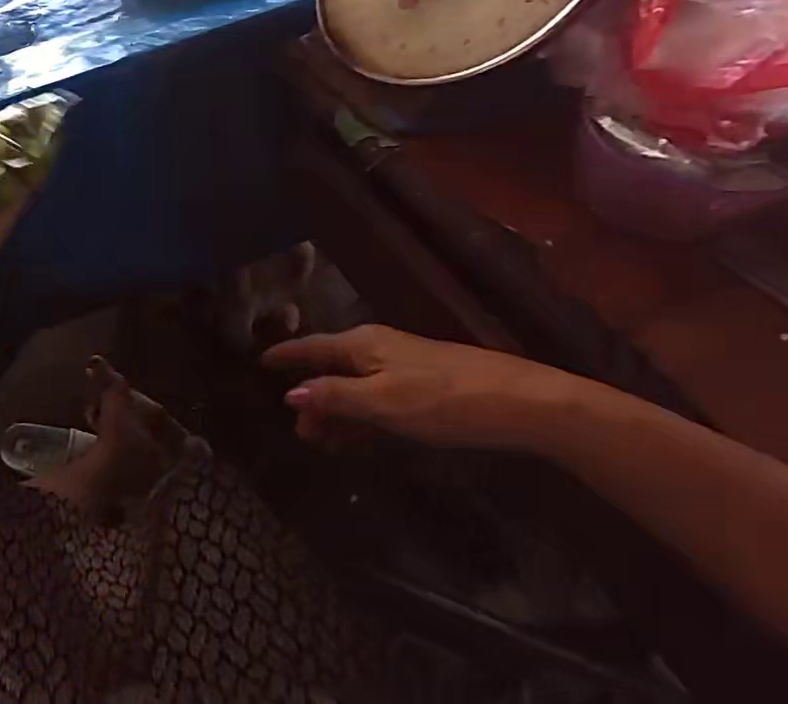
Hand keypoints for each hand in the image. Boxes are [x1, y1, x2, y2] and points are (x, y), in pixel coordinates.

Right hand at [260, 325, 586, 450]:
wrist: (528, 405)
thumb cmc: (446, 401)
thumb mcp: (383, 402)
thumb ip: (334, 396)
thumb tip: (290, 393)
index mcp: (361, 345)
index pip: (310, 347)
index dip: (285, 356)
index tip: (259, 362)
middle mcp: (377, 349)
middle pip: (331, 371)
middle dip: (312, 399)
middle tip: (300, 431)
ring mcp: (403, 367)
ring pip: (355, 388)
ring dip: (337, 414)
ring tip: (323, 442)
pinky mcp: (425, 388)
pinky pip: (377, 400)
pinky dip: (362, 417)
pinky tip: (359, 438)